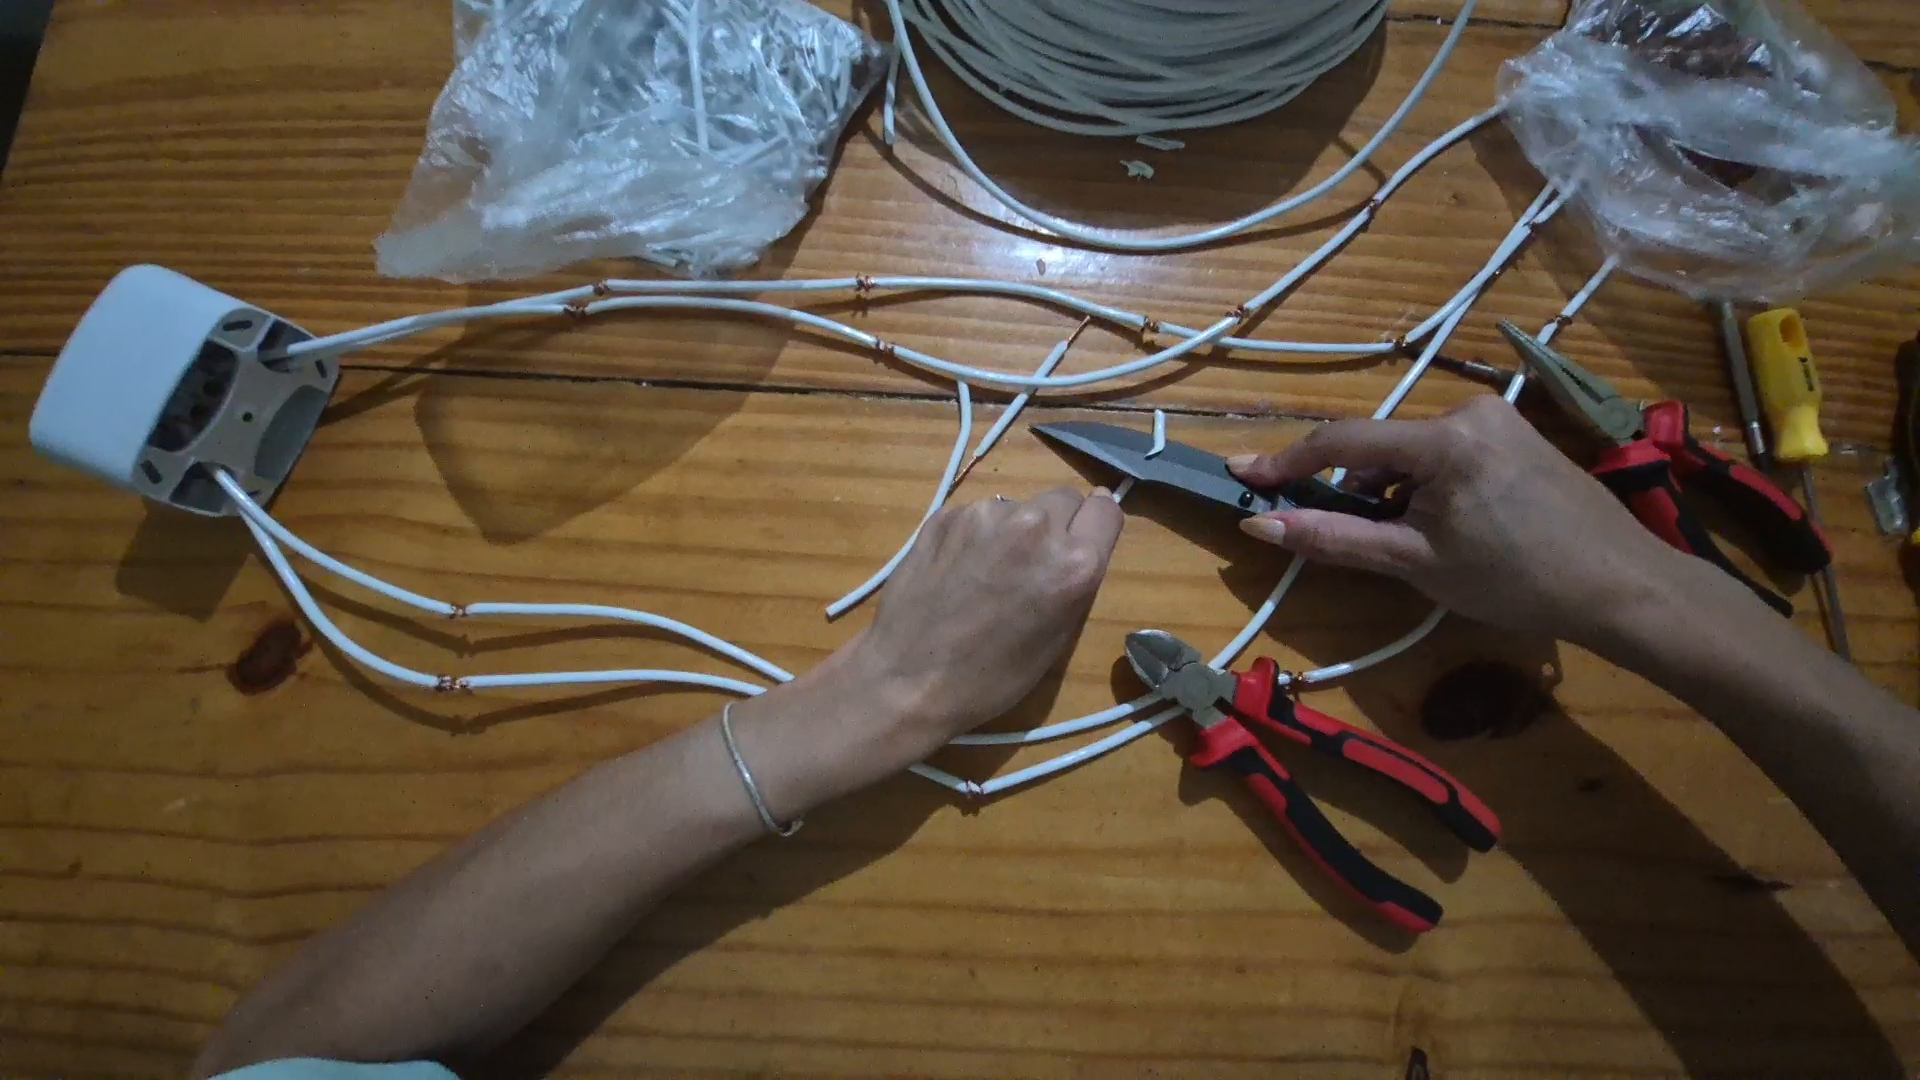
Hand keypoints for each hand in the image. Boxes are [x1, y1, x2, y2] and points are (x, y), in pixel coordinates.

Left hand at [851, 487, 1124, 755]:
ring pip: (1018, 505)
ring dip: (1013, 529)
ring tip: (987, 572)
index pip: (1106, 509)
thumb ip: (1076, 579)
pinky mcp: (946, 514)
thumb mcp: (1059, 636)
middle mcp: (1035, 525)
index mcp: (1074, 561)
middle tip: (1031, 564)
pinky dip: (976, 534)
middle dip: (1056, 524)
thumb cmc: (993, 676)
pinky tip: (958, 569)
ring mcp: (986, 514)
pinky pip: (978, 514)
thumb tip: (1081, 539)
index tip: (1082, 542)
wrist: (910, 677)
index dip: (1095, 527)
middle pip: (1063, 498)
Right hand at [1228, 396, 1682, 645]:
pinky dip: (1414, 484)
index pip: (1341, 442)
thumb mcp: (1413, 562)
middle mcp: (1467, 411)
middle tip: (1334, 530)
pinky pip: (1436, 453)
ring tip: (1400, 538)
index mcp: (1444, 439)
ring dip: (1381, 489)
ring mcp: (1494, 420)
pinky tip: (1433, 522)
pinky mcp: (1510, 434)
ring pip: (1403, 451)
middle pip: (1373, 445)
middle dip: (1345, 486)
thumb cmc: (1516, 580)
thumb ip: (1331, 538)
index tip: (1240, 475)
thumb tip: (1258, 524)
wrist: (1627, 589)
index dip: (1284, 462)